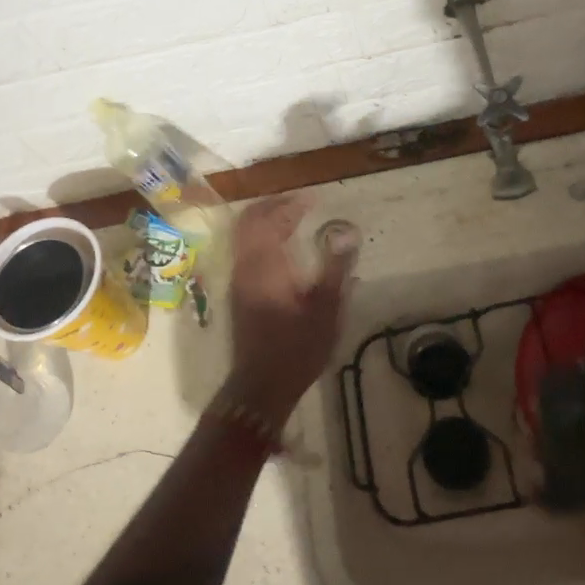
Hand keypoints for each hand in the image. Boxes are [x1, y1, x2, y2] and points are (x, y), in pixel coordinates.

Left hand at [220, 196, 355, 424]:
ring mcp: (237, 279)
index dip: (291, 204)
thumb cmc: (297, 348)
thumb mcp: (326, 309)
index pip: (271, 219)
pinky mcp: (237, 293)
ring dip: (264, 221)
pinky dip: (260, 238)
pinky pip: (244, 250)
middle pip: (249, 221)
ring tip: (292, 220)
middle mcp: (245, 265)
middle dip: (273, 206)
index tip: (313, 198)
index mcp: (266, 265)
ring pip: (243, 235)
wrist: (260, 386)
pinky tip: (282, 248)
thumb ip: (336, 268)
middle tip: (299, 203)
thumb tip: (347, 233)